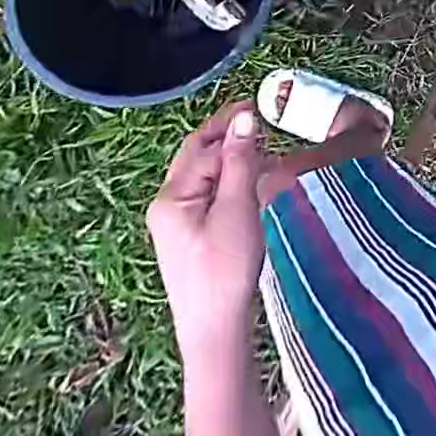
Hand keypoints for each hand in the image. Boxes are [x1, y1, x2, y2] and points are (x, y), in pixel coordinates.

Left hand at [148, 104, 264, 351]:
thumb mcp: (236, 207)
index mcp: (172, 197)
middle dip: (228, 134)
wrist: (215, 328)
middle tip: (262, 117)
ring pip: (207, 173)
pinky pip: (212, 191)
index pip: (205, 147)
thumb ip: (239, 160)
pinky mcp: (194, 233)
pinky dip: (233, 177)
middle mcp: (169, 204)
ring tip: (266, 145)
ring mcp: (179, 220)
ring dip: (233, 155)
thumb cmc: (224, 268)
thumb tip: (244, 117)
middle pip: (199, 155)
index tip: (261, 107)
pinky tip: (256, 178)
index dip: (232, 126)